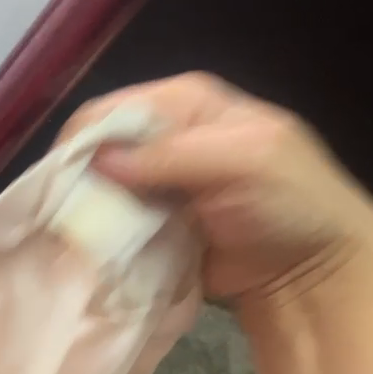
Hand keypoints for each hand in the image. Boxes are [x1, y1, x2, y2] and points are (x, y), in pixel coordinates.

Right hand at [60, 73, 372, 308]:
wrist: (308, 271)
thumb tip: (94, 161)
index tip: (64, 188)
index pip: (105, 112)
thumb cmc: (291, 205)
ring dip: (80, 209)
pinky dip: (92, 230)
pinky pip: (101, 216)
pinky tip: (89, 245)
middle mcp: (159, 133)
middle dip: (74, 180)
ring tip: (73, 236)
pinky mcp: (142, 216)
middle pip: (90, 148)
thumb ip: (170, 154)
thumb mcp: (244, 161)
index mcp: (185, 102)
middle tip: (66, 217)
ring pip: (90, 184)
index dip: (80, 145)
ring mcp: (148, 178)